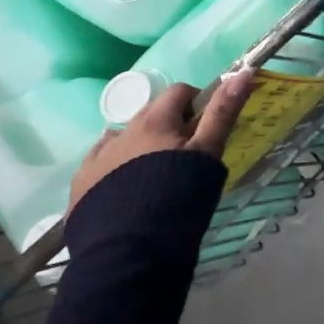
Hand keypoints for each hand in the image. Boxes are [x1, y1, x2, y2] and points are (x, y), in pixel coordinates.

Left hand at [68, 69, 255, 209]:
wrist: (132, 251)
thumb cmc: (179, 195)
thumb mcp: (209, 152)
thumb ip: (223, 111)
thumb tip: (244, 72)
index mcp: (154, 121)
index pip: (179, 91)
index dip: (197, 103)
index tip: (206, 128)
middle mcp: (121, 132)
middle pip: (150, 113)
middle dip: (170, 123)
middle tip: (186, 154)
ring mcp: (96, 159)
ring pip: (124, 137)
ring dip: (141, 144)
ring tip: (154, 173)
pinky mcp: (79, 186)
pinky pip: (99, 162)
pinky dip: (115, 164)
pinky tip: (124, 186)